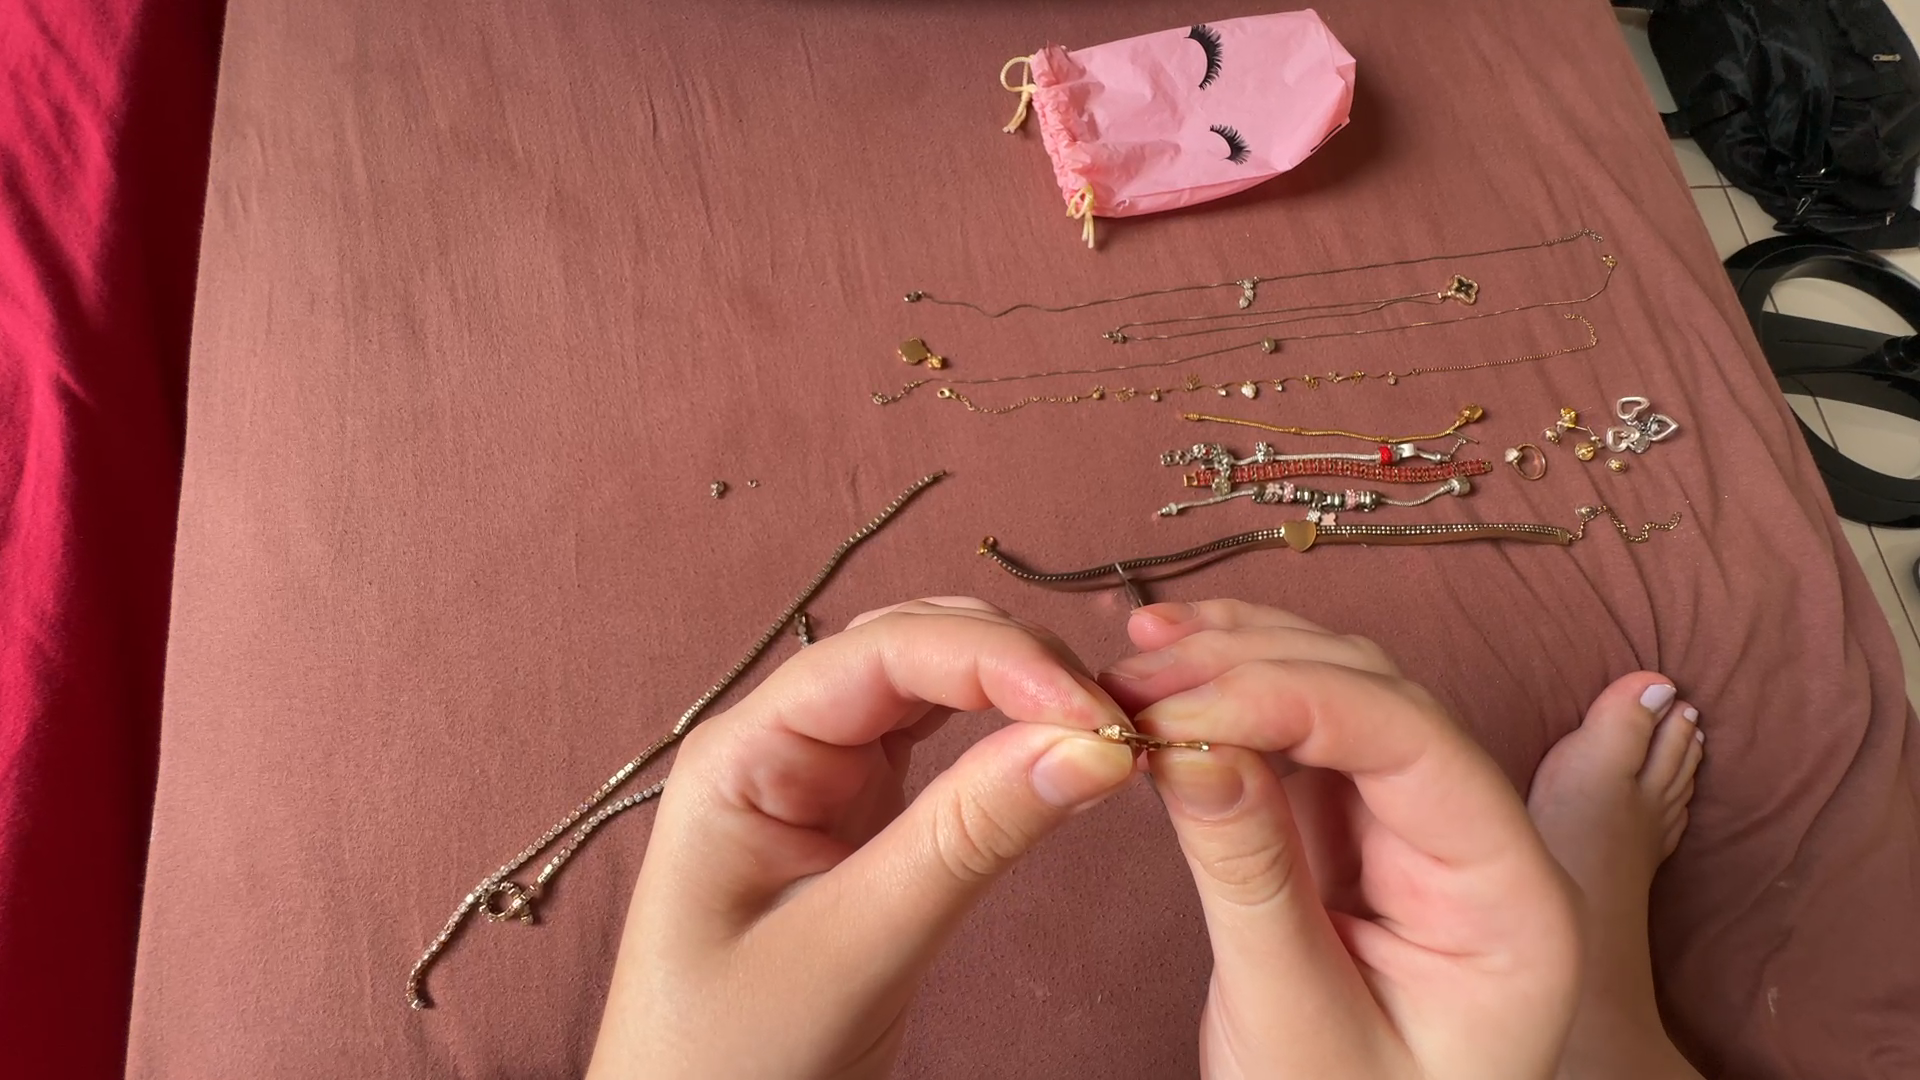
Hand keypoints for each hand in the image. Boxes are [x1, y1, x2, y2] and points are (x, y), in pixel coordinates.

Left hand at [587, 598, 1138, 1079]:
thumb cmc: (732, 1057)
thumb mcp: (851, 949)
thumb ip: (968, 837)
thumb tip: (1090, 749)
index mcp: (746, 748)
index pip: (883, 652)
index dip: (996, 661)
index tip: (1095, 712)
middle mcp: (783, 730)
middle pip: (912, 643)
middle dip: (1016, 665)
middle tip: (1109, 726)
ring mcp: (825, 758)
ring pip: (931, 674)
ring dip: (1015, 684)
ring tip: (1090, 729)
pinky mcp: (862, 794)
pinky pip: (939, 728)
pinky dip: (1002, 723)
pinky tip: (1045, 740)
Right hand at [1100, 601, 1580, 1079]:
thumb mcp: (1292, 1020)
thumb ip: (1249, 875)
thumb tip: (1185, 745)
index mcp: (1508, 894)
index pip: (1408, 738)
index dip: (1283, 698)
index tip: (1168, 711)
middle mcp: (1466, 828)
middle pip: (1368, 689)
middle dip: (1244, 665)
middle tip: (1135, 680)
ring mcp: (1399, 809)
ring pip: (1326, 679)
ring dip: (1228, 652)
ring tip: (1141, 651)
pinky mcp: (1335, 807)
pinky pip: (1284, 715)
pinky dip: (1224, 679)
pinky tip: (1171, 658)